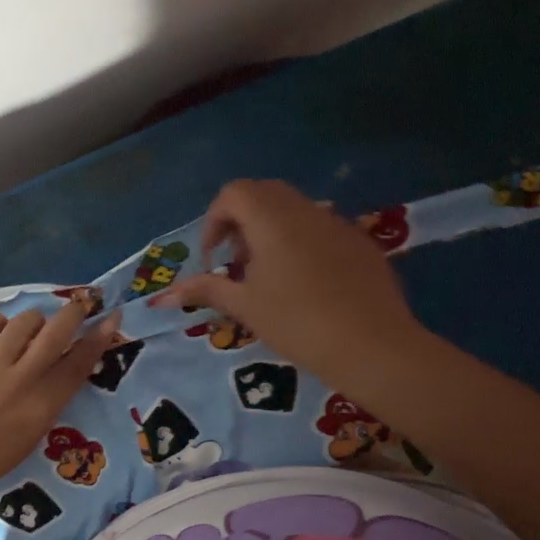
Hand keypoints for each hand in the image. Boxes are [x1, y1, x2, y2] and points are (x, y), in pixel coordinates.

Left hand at [0, 302, 117, 493]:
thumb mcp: (35, 432)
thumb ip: (49, 398)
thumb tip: (61, 366)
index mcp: (44, 405)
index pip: (78, 363)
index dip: (98, 338)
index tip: (109, 318)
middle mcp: (23, 380)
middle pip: (55, 334)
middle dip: (72, 314)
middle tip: (77, 308)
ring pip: (23, 324)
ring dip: (34, 319)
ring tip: (33, 325)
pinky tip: (0, 330)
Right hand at [153, 179, 423, 384]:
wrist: (373, 346)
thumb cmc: (298, 323)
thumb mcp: (245, 307)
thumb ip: (206, 290)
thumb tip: (165, 294)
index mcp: (273, 221)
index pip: (234, 193)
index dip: (214, 220)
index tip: (214, 258)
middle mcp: (306, 212)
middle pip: (264, 193)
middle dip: (241, 220)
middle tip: (237, 260)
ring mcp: (338, 225)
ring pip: (295, 209)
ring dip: (271, 230)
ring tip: (269, 275)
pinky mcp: (361, 243)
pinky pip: (322, 228)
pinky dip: (302, 242)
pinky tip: (306, 284)